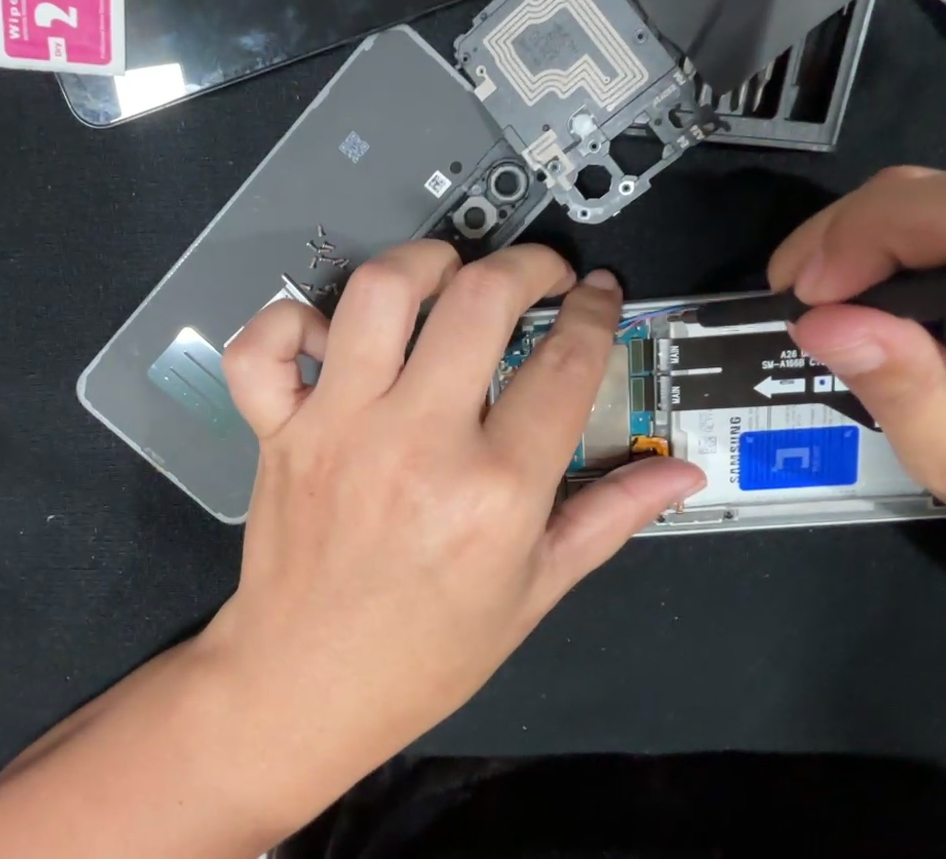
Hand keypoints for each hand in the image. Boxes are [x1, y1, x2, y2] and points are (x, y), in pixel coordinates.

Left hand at [205, 242, 705, 782]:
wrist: (307, 684)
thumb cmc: (426, 650)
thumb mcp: (534, 591)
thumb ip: (609, 517)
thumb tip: (681, 473)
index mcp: (496, 491)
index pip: (565, 365)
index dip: (595, 314)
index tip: (599, 295)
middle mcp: (416, 442)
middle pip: (479, 301)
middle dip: (526, 264)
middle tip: (539, 274)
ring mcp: (338, 428)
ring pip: (377, 295)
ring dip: (422, 262)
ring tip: (447, 276)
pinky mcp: (278, 430)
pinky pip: (264, 346)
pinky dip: (291, 320)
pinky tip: (334, 334)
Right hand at [771, 157, 945, 564]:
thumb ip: (902, 393)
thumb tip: (816, 322)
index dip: (895, 227)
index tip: (816, 292)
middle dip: (851, 231)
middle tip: (791, 295)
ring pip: (941, 188)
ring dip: (855, 231)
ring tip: (815, 293)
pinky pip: (944, 204)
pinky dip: (879, 234)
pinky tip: (855, 281)